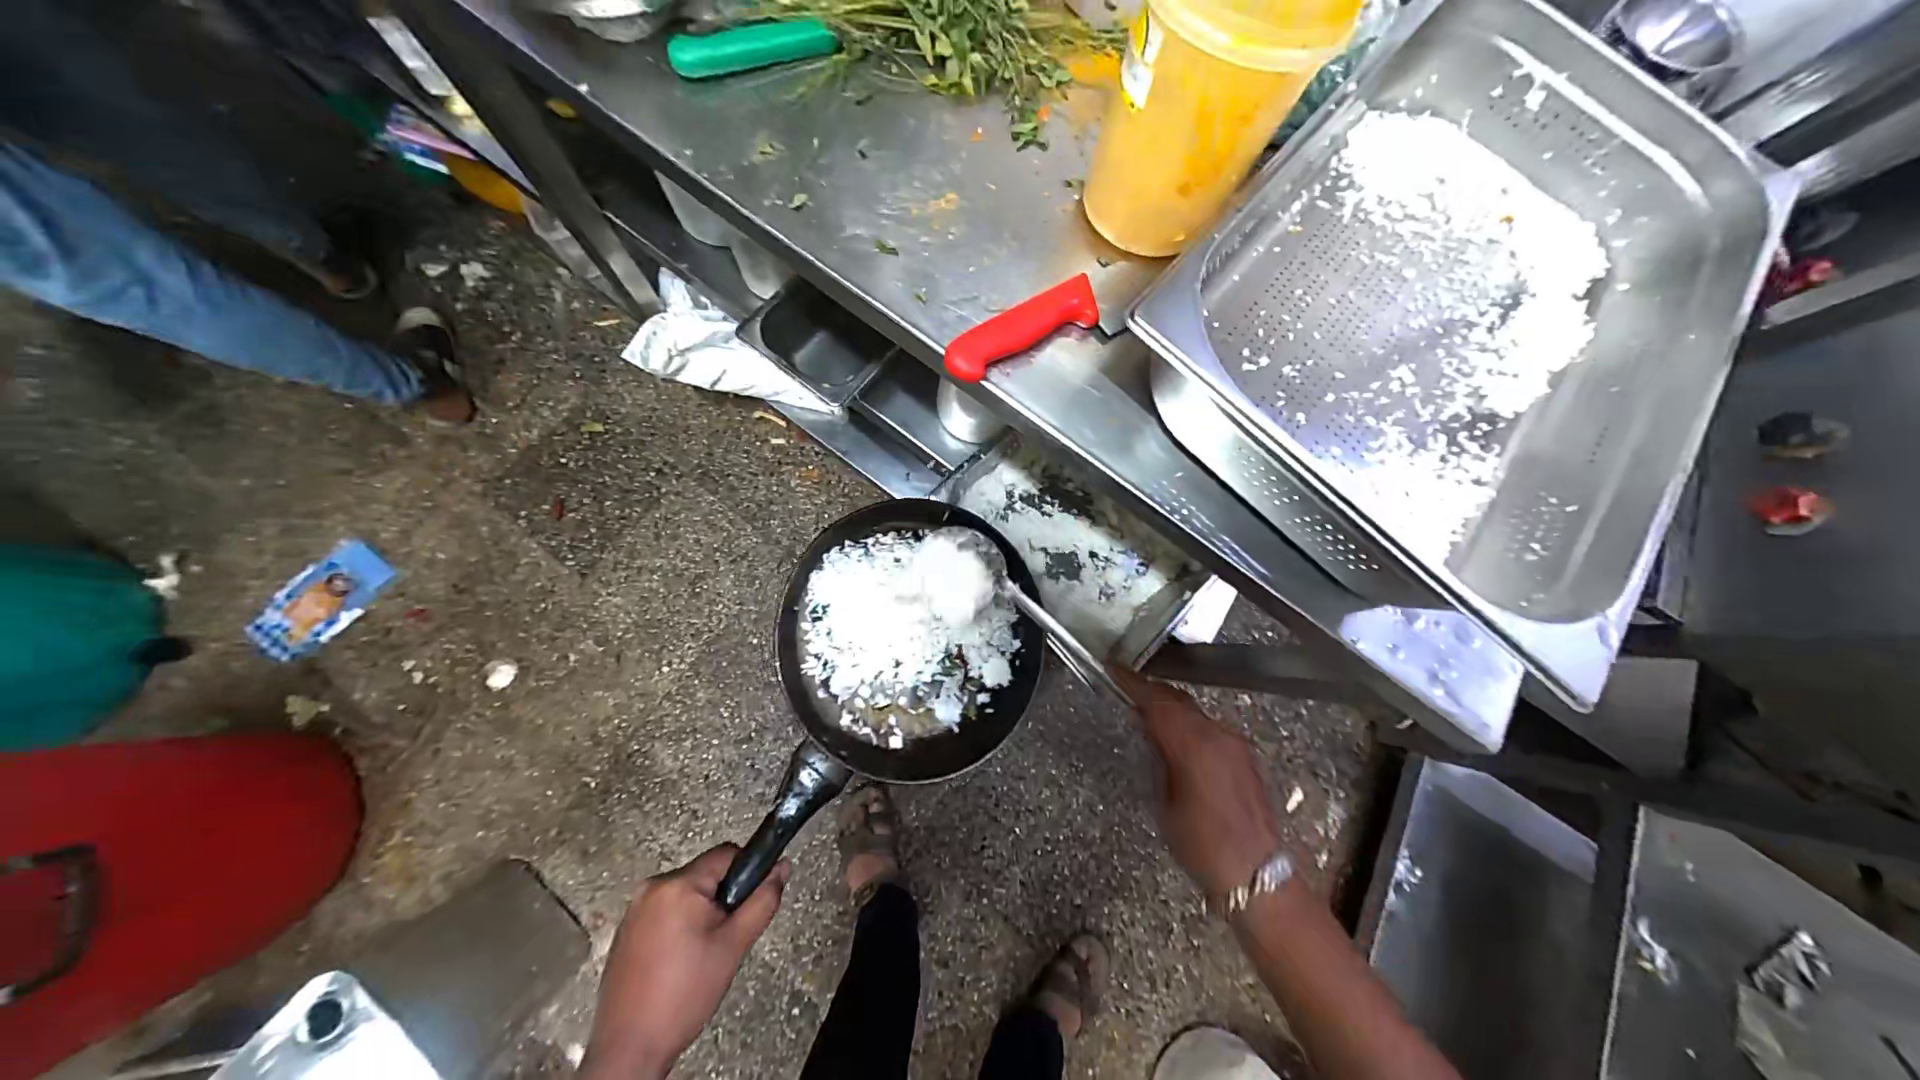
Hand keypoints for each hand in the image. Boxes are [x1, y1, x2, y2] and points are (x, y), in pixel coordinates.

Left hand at [579, 845, 789, 1079]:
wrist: (630, 1048)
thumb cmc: (682, 997)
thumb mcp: (734, 946)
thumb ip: (763, 901)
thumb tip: (782, 868)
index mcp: (677, 885)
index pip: (727, 853)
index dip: (747, 873)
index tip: (750, 903)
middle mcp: (651, 888)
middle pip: (706, 875)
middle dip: (723, 900)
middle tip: (725, 939)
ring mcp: (635, 909)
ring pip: (688, 895)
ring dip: (703, 915)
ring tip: (702, 955)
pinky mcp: (627, 930)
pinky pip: (667, 912)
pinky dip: (681, 927)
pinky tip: (681, 962)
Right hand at [1116, 670, 1282, 900]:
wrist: (1259, 877)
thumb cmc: (1203, 846)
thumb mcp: (1165, 803)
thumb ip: (1157, 759)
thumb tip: (1150, 733)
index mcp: (1194, 745)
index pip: (1158, 702)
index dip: (1133, 683)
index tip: (1115, 670)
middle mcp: (1219, 736)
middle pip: (1179, 701)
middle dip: (1152, 693)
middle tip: (1128, 692)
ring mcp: (1237, 745)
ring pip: (1197, 714)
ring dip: (1172, 711)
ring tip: (1149, 719)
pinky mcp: (1247, 758)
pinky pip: (1212, 730)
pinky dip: (1191, 727)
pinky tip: (1180, 742)